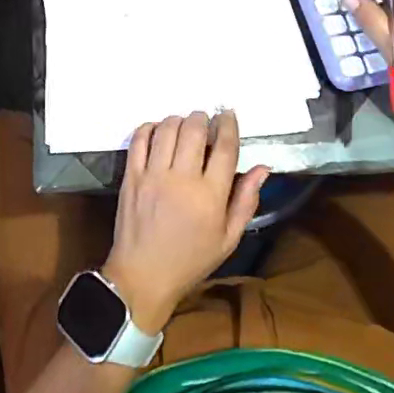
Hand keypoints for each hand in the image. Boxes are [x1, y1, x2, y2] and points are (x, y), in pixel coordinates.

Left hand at [103, 110, 269, 332]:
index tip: (229, 115)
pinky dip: (150, 128)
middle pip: (195, 129)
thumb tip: (262, 168)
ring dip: (178, 120)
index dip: (229, 125)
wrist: (143, 277)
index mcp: (211, 196)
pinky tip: (158, 132)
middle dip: (203, 118)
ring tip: (184, 126)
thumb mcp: (228, 238)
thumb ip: (246, 201)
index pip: (225, 147)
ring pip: (167, 129)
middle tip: (205, 120)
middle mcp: (182, 180)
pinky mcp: (131, 177)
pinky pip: (139, 140)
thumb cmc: (190, 260)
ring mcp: (153, 176)